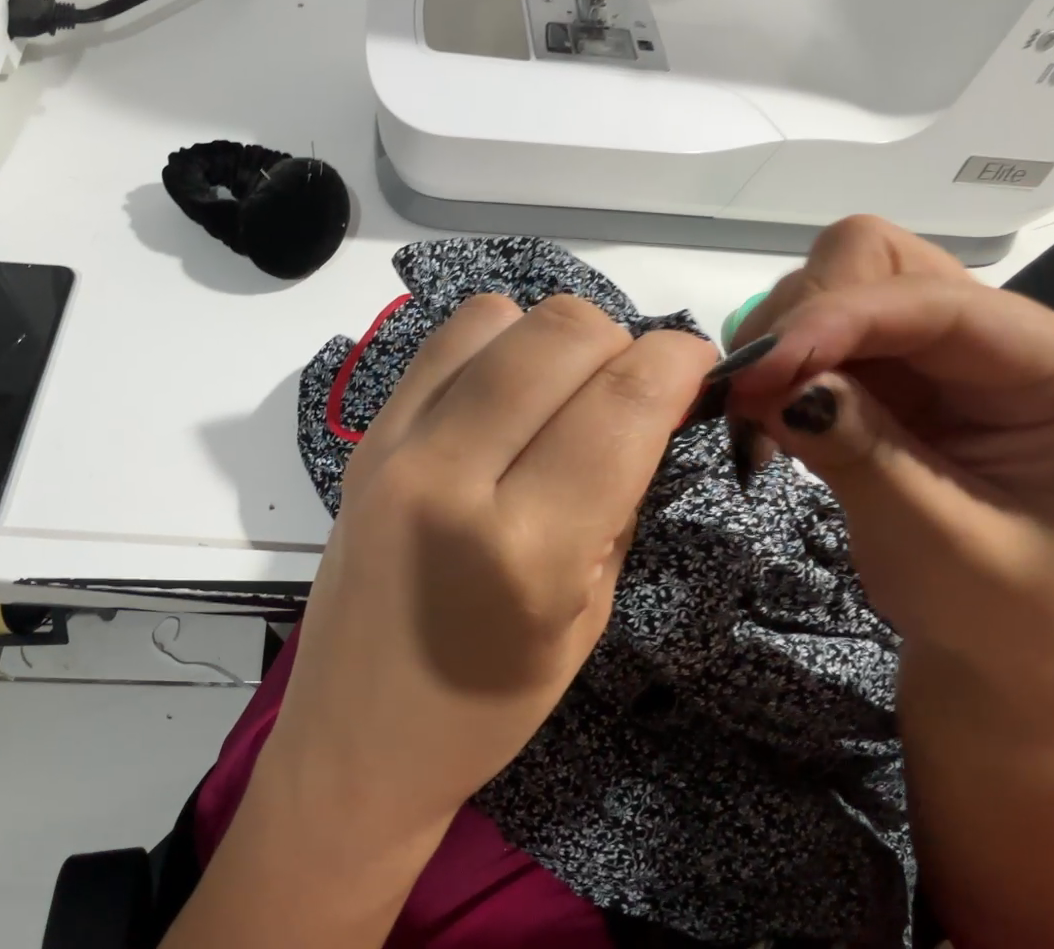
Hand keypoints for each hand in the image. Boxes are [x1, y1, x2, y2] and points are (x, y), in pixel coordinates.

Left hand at [258, 293, 716, 841]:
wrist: (355, 736)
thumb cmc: (485, 708)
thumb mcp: (587, 616)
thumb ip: (620, 497)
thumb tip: (649, 407)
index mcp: (527, 548)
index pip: (625, 400)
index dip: (682, 362)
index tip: (699, 370)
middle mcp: (452, 477)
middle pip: (561, 332)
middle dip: (620, 343)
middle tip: (625, 393)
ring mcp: (394, 448)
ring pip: (496, 316)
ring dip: (550, 339)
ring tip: (558, 394)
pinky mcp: (362, 439)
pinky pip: (439, 344)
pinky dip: (491, 346)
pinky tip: (500, 396)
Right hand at [722, 216, 1053, 678]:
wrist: (1007, 648)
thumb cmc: (1000, 607)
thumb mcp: (936, 543)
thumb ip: (862, 453)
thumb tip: (774, 383)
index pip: (932, 302)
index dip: (833, 321)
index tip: (752, 377)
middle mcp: (1000, 331)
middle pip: (873, 258)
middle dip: (801, 317)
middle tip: (753, 397)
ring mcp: (937, 345)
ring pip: (831, 281)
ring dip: (779, 339)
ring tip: (761, 420)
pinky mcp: (888, 368)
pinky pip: (811, 330)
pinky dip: (774, 363)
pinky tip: (769, 417)